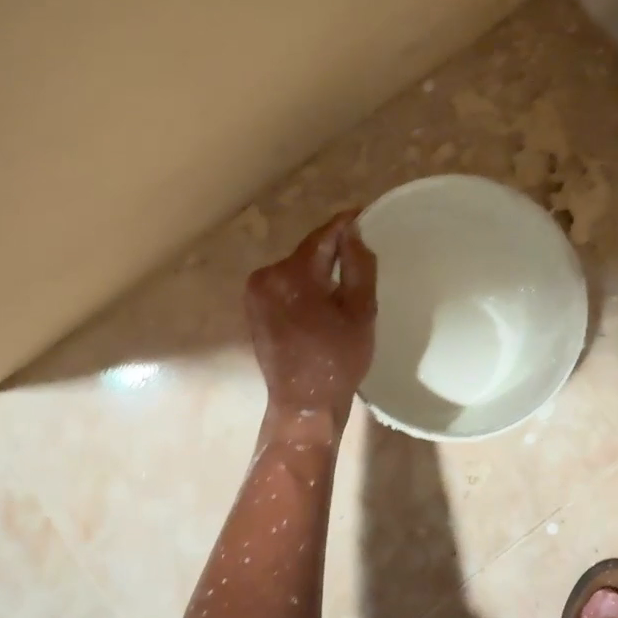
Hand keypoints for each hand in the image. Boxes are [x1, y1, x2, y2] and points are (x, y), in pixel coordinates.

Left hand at [244, 211, 376, 416]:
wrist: (304, 404)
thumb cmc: (338, 360)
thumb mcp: (361, 311)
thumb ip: (359, 266)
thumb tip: (353, 233)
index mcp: (294, 275)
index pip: (322, 237)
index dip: (344, 224)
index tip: (363, 213)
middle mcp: (268, 277)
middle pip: (308, 253)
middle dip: (332, 251)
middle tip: (359, 253)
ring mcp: (256, 294)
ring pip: (296, 269)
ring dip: (317, 270)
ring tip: (343, 279)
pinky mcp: (254, 309)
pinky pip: (284, 285)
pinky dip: (303, 286)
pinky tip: (321, 299)